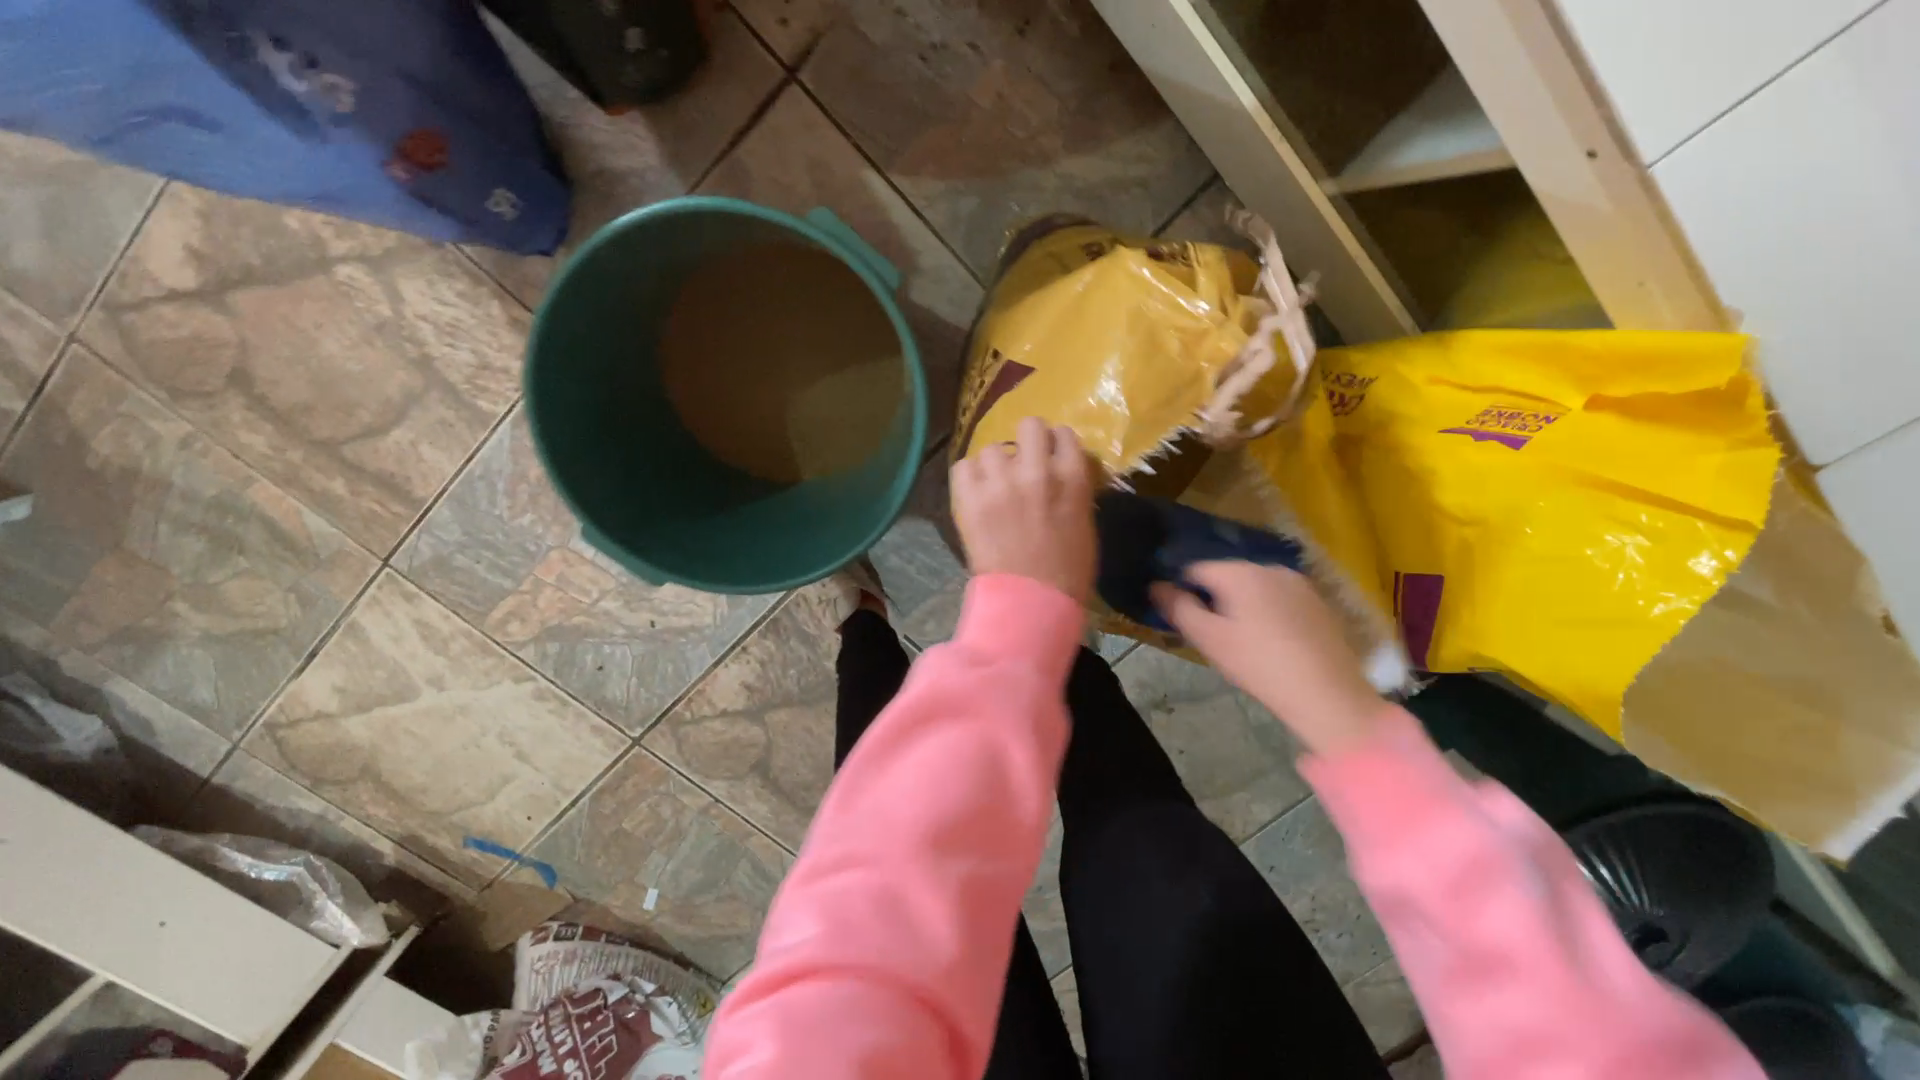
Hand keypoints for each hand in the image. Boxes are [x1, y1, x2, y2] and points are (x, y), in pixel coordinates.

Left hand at [951, 417, 1095, 604]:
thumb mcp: (1085, 523)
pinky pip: (963, 466)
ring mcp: (1000, 482)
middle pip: (1030, 425)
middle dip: (1028, 440)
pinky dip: (970, 477)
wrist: (1030, 601)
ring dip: (996, 464)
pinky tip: (977, 493)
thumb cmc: (1068, 571)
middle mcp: (1036, 470)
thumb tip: (1060, 472)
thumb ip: (1073, 490)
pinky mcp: (969, 498)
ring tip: (997, 485)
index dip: (1054, 444)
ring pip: (993, 448)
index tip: (1050, 456)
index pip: (1063, 434)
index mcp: (1072, 477)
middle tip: (1023, 462)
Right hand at [1153, 562, 1388, 754]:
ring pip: (1255, 587)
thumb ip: (1179, 608)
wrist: (1328, 694)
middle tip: (1211, 633)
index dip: (1181, 589)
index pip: (1195, 568)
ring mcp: (1299, 583)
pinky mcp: (1319, 602)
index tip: (1180, 617)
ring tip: (1242, 640)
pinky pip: (1280, 598)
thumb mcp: (1210, 640)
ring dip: (1241, 604)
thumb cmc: (1260, 665)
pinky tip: (1271, 642)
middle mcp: (1271, 567)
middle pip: (1227, 575)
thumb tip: (1156, 585)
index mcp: (1241, 572)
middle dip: (1214, 597)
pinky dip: (1268, 612)